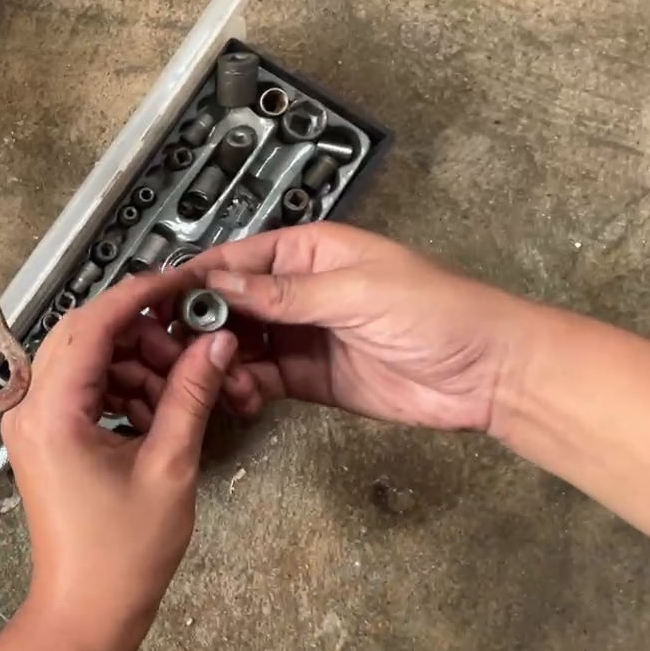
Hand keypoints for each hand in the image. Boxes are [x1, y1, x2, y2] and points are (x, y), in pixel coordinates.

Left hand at [2, 267, 237, 648]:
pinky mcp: (43, 433)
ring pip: (85, 358)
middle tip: (188, 351)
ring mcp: (31, 419)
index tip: (179, 282)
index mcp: (51, 410)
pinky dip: (119, 387)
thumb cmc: (124, 554)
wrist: (85, 612)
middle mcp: (29, 405)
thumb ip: (190, 395)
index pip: (93, 323)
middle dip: (141, 334)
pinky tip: (154, 412)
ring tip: (176, 394)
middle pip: (85, 334)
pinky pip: (81, 386)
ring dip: (133, 363)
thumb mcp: (169, 467)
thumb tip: (217, 342)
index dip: (139, 294)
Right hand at [188, 222, 547, 432]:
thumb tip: (218, 282)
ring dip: (218, 361)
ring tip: (212, 378)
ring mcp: (297, 335)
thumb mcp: (356, 292)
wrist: (490, 375)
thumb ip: (283, 291)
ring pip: (236, 344)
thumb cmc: (437, 312)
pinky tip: (240, 397)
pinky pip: (257, 378)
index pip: (235, 260)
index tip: (159, 300)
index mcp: (306, 252)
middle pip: (227, 303)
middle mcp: (294, 290)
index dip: (195, 278)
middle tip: (175, 351)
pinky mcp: (304, 376)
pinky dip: (241, 388)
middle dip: (199, 325)